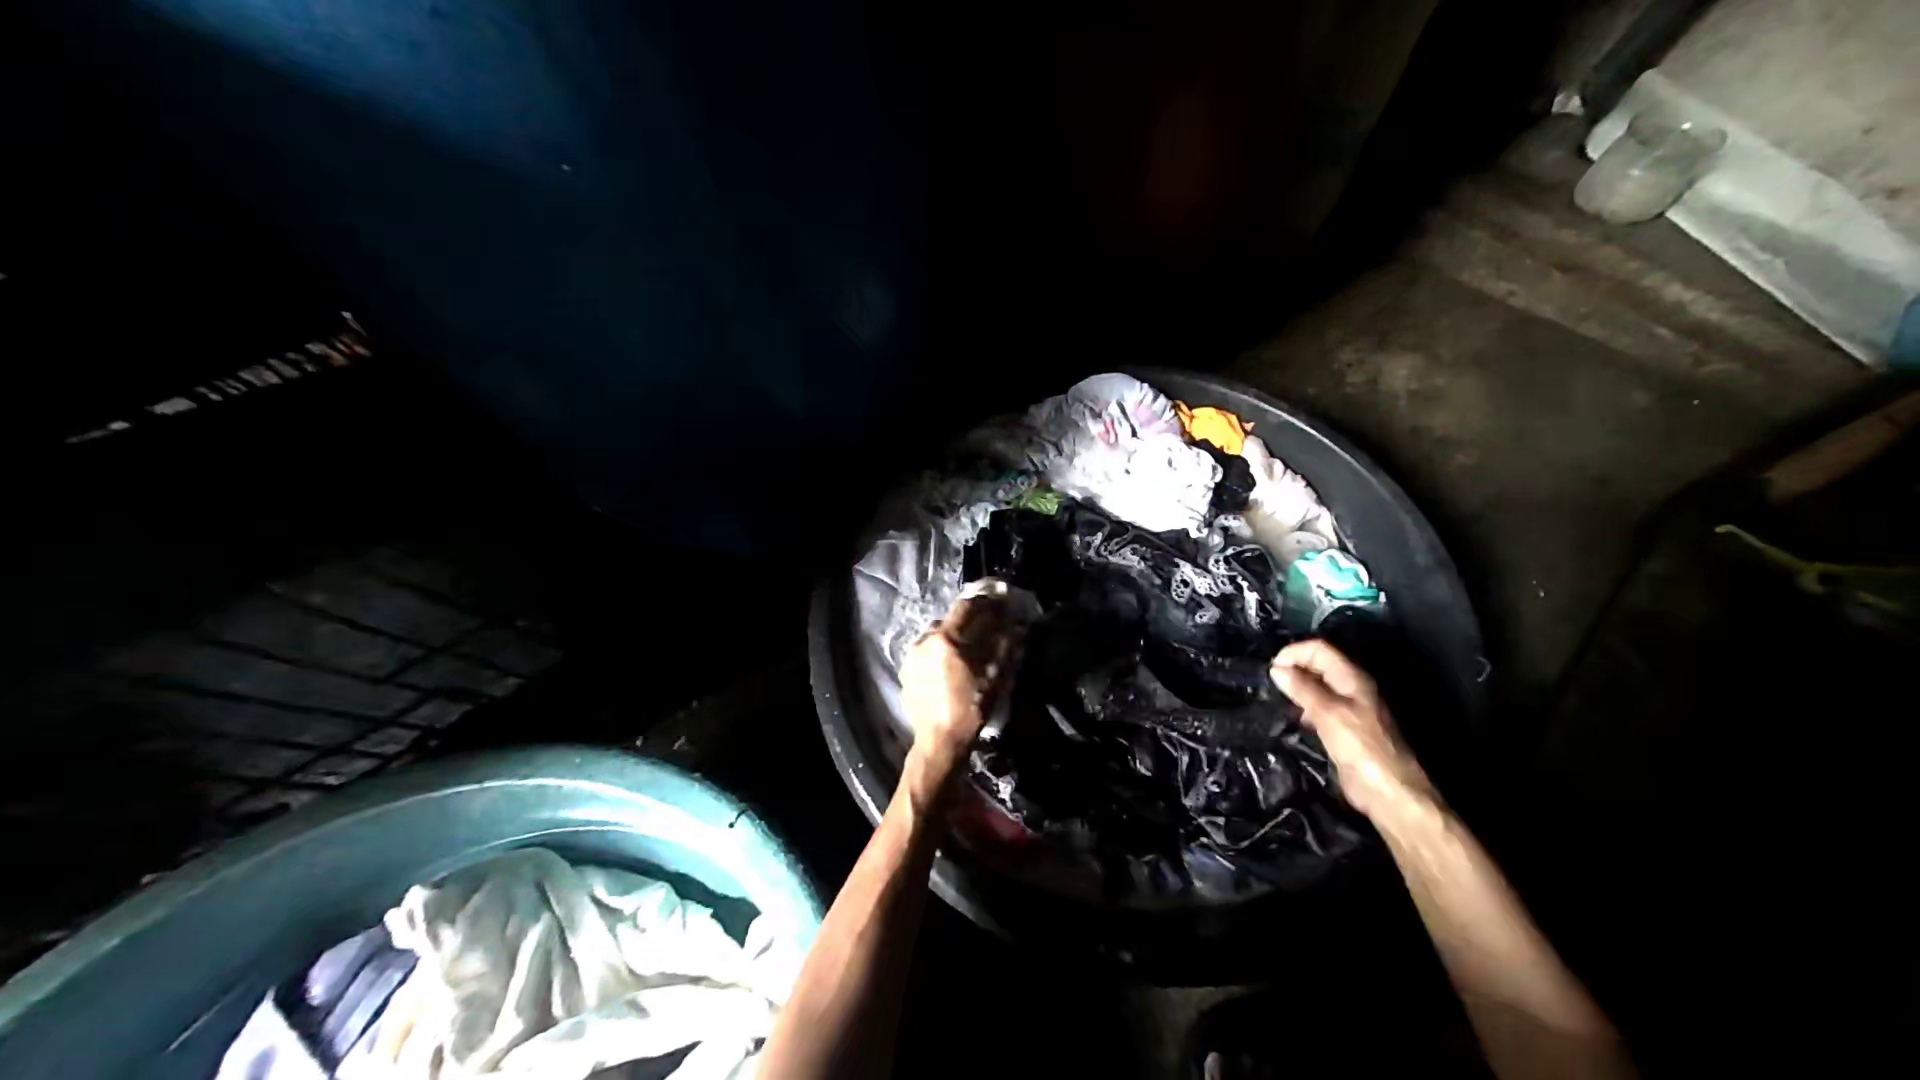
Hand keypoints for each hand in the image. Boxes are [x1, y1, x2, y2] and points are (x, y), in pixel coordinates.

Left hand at [900, 581, 1021, 782]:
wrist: (938, 743)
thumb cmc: (969, 710)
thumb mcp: (995, 679)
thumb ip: (1006, 648)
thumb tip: (1017, 626)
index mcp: (945, 639)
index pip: (966, 607)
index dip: (985, 602)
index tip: (999, 602)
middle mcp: (923, 641)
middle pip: (949, 620)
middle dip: (969, 620)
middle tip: (987, 625)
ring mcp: (911, 656)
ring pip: (935, 635)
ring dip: (953, 635)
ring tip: (968, 646)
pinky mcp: (906, 672)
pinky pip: (925, 652)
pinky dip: (939, 651)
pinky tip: (950, 665)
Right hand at [1270, 639, 1433, 821]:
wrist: (1388, 791)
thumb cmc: (1361, 748)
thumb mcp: (1328, 714)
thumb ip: (1303, 689)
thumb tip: (1277, 669)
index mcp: (1352, 679)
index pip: (1320, 650)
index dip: (1294, 652)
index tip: (1272, 669)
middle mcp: (1351, 688)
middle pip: (1318, 665)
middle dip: (1294, 668)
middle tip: (1271, 684)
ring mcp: (1349, 709)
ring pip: (1317, 686)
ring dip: (1297, 688)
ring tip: (1279, 699)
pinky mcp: (1344, 729)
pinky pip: (1319, 707)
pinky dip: (1304, 707)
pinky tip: (1296, 719)